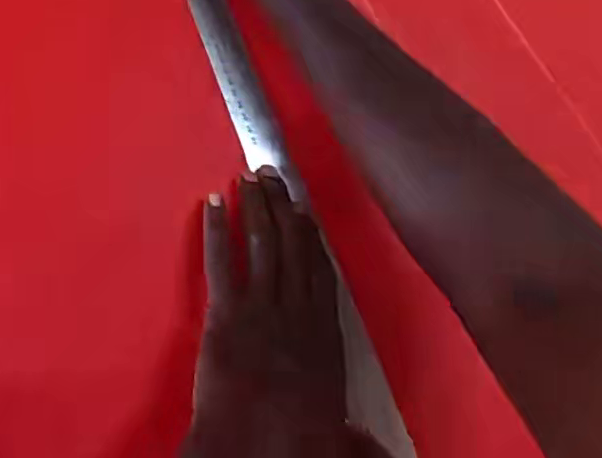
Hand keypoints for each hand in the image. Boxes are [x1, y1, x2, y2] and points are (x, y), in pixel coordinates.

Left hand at [182, 169, 375, 457]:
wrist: (252, 454)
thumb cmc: (294, 446)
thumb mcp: (336, 432)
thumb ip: (358, 429)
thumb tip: (390, 453)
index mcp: (324, 336)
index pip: (320, 271)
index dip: (310, 236)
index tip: (303, 208)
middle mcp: (296, 312)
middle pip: (290, 246)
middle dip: (280, 206)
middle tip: (270, 173)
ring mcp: (260, 309)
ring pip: (260, 244)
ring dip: (253, 206)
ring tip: (247, 177)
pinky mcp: (224, 313)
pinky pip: (221, 261)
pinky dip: (215, 228)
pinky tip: (211, 202)